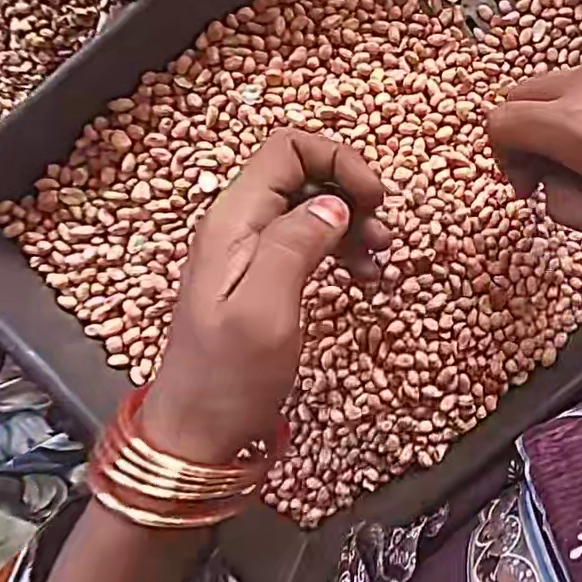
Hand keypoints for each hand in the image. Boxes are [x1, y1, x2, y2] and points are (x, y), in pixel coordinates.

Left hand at [137, 129, 389, 461]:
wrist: (199, 432)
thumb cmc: (228, 378)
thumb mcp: (265, 311)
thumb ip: (295, 245)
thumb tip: (335, 203)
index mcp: (234, 219)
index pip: (288, 149)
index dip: (338, 159)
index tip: (374, 198)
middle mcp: (240, 223)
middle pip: (304, 171)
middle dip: (351, 190)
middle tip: (382, 233)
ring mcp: (252, 247)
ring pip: (313, 204)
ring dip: (354, 220)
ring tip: (380, 255)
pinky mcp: (265, 272)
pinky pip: (311, 238)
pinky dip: (343, 246)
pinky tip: (364, 273)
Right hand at [486, 52, 581, 242]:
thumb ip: (562, 206)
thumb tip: (550, 185)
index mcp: (573, 124)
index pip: (499, 121)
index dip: (501, 157)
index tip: (530, 184)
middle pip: (519, 96)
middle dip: (522, 136)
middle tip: (551, 172)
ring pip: (552, 85)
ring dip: (552, 119)